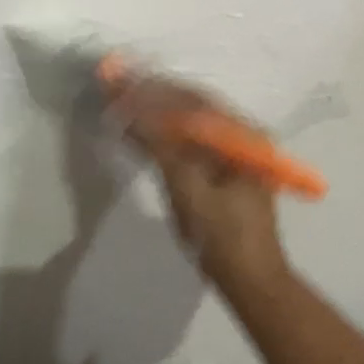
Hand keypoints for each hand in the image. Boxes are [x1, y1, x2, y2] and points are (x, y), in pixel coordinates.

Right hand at [102, 68, 286, 287]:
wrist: (249, 281)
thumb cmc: (222, 235)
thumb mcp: (187, 187)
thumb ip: (159, 145)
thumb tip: (128, 110)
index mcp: (243, 133)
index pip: (191, 98)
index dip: (153, 89)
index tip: (119, 82)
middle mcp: (243, 134)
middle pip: (190, 106)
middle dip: (151, 97)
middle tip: (114, 90)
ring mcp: (234, 152)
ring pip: (186, 122)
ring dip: (154, 114)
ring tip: (119, 106)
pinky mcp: (222, 170)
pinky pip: (188, 141)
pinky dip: (162, 135)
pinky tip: (137, 132)